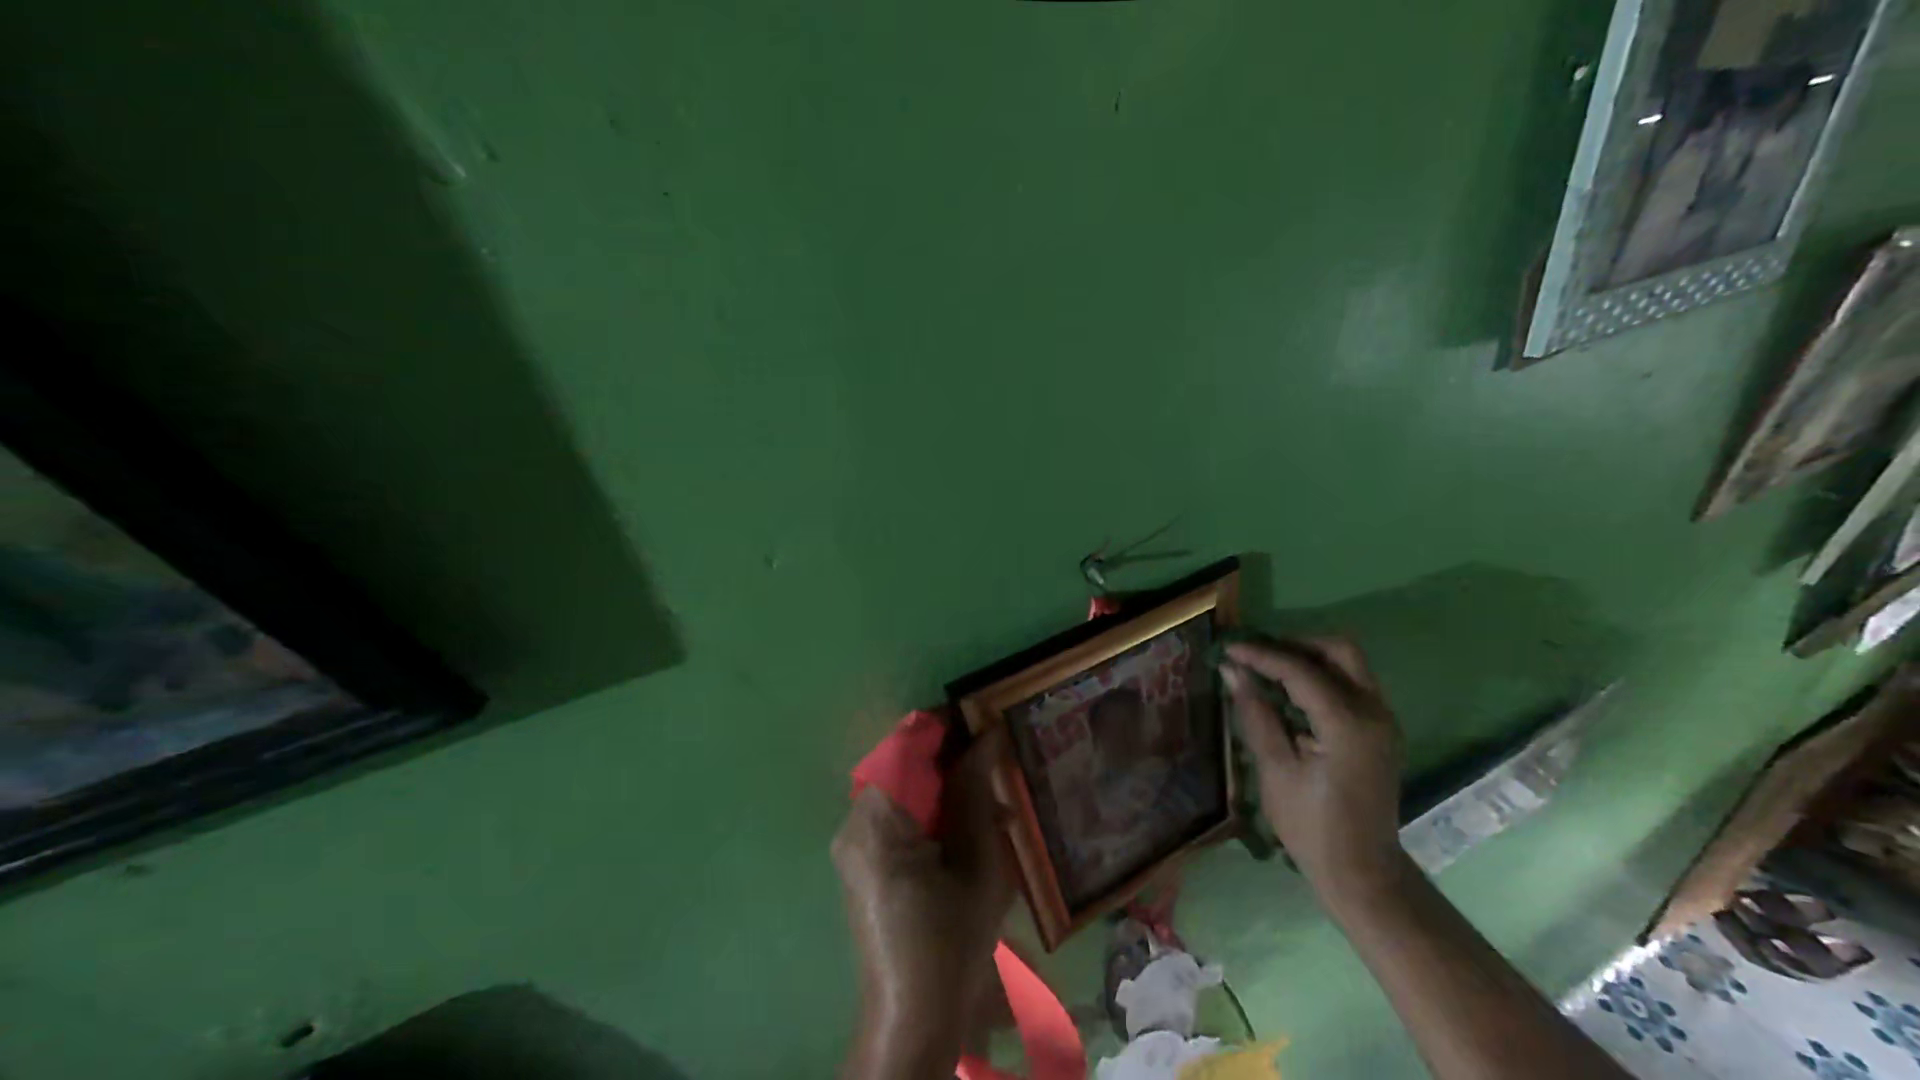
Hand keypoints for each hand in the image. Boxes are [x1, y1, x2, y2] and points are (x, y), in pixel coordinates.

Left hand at [832, 728, 1013, 1075]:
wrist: (914, 1018)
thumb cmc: (952, 941)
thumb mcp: (978, 863)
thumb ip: (976, 792)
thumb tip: (986, 735)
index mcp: (876, 822)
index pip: (904, 747)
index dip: (945, 730)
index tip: (985, 726)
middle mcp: (853, 824)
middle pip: (902, 767)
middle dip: (951, 764)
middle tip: (995, 774)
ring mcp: (853, 845)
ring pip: (903, 791)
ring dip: (946, 792)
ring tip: (992, 811)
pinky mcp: (861, 863)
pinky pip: (896, 818)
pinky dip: (931, 816)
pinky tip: (968, 837)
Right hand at [1220, 638, 1409, 902]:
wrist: (1361, 870)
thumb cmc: (1311, 826)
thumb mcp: (1275, 770)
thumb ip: (1256, 714)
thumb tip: (1232, 671)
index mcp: (1348, 725)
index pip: (1301, 670)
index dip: (1262, 654)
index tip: (1228, 649)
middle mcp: (1374, 712)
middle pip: (1339, 650)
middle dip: (1294, 644)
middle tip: (1255, 654)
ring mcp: (1383, 720)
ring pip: (1348, 663)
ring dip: (1308, 658)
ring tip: (1266, 668)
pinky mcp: (1380, 729)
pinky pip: (1351, 683)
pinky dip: (1320, 676)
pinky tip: (1289, 692)